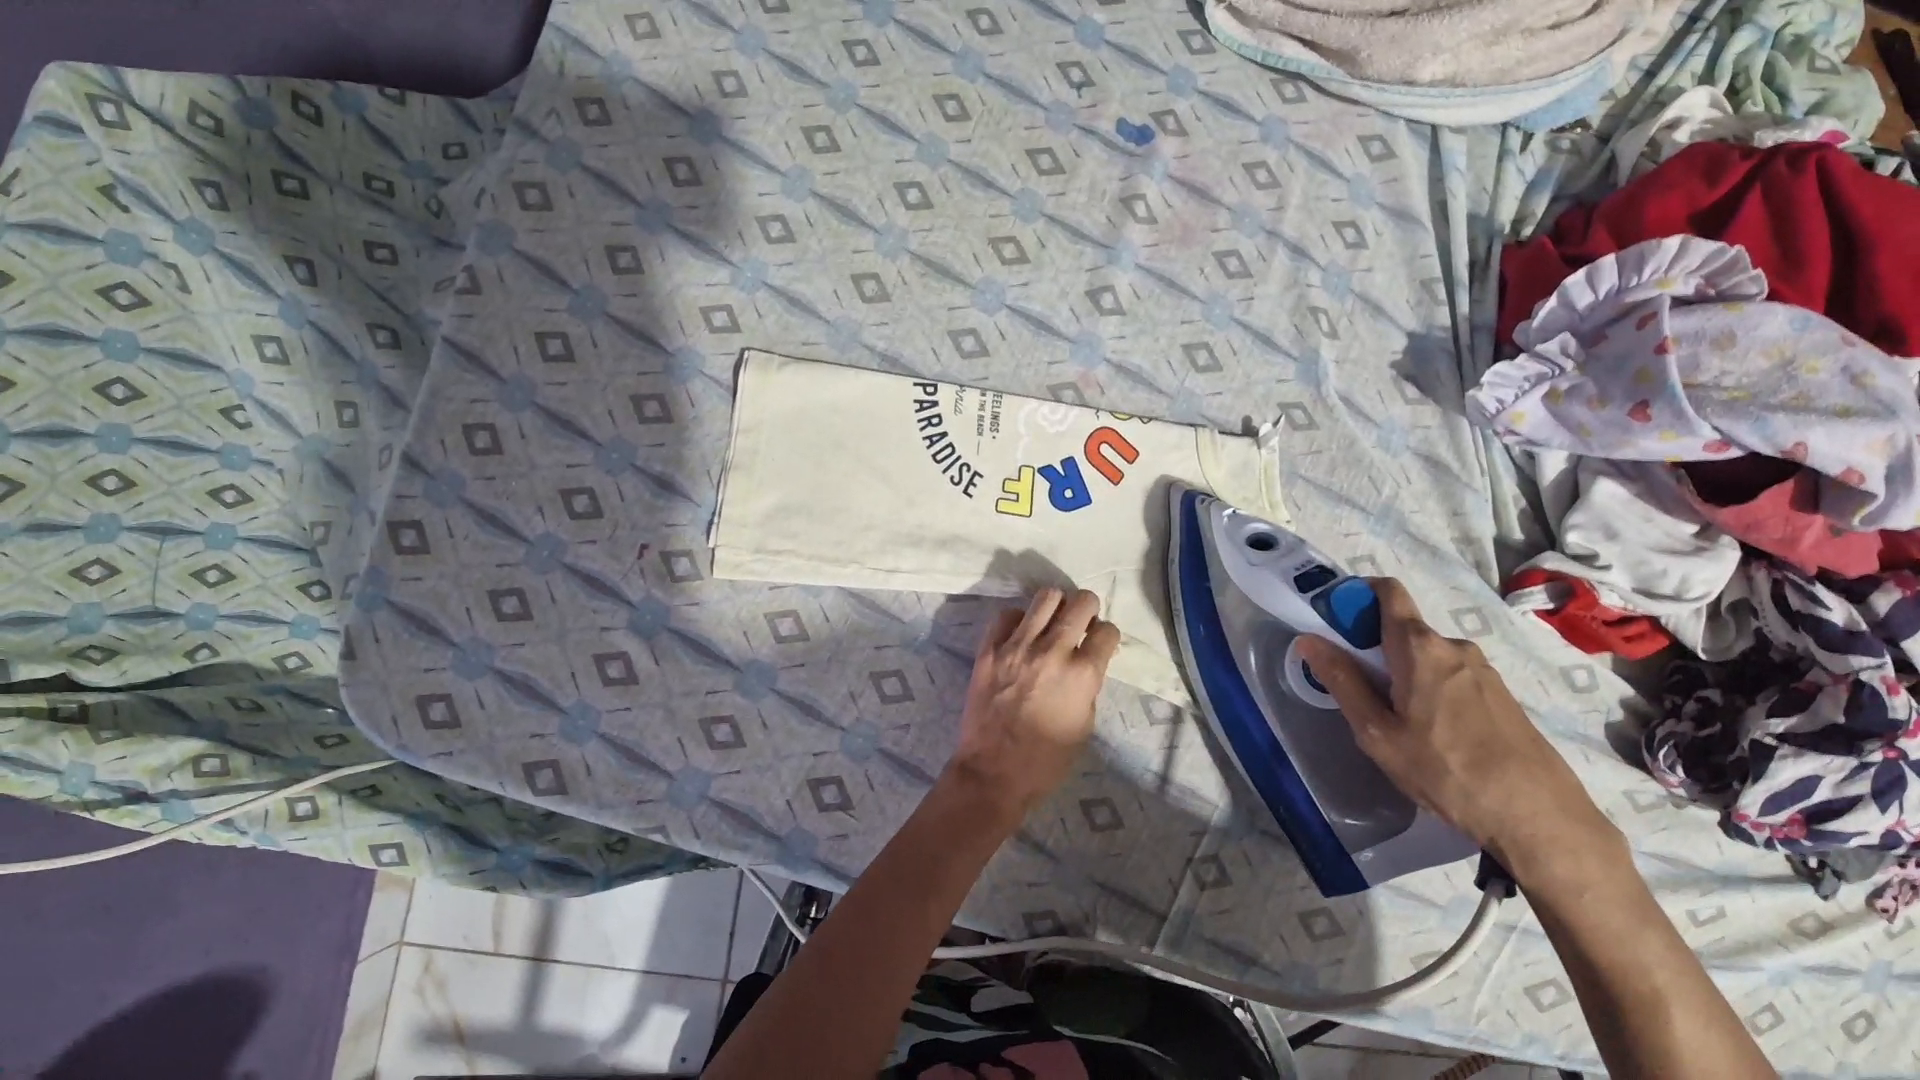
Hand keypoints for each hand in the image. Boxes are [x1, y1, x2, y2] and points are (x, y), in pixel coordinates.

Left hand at [948, 588, 1121, 816]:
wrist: (993, 773)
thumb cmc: (1046, 761)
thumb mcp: (1084, 725)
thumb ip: (1088, 686)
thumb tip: (1085, 663)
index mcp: (1082, 674)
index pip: (1107, 631)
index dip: (1107, 636)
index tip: (1100, 643)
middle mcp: (1053, 651)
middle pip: (1081, 603)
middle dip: (1088, 609)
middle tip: (1081, 622)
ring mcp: (1017, 647)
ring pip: (1045, 597)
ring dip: (1055, 606)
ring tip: (1051, 621)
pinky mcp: (989, 650)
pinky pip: (1006, 615)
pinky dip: (1018, 620)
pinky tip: (1019, 635)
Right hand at [1296, 578, 1616, 871]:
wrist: (1536, 814)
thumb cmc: (1445, 771)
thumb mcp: (1378, 733)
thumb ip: (1342, 681)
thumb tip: (1310, 640)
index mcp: (1420, 647)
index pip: (1387, 592)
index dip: (1354, 596)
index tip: (1333, 625)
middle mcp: (1454, 646)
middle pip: (1402, 629)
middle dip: (1372, 649)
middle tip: (1356, 694)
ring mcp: (1482, 670)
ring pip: (1425, 658)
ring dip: (1400, 675)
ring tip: (1393, 725)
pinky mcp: (1499, 695)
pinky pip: (1449, 677)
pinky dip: (1427, 690)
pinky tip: (1429, 735)